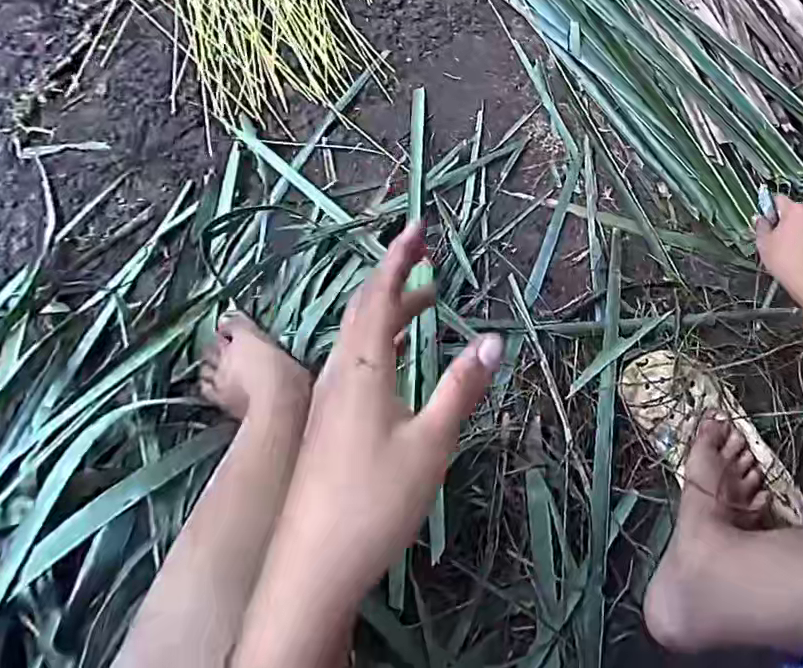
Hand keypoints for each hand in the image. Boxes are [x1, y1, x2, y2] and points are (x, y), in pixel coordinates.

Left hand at [287, 222, 503, 603]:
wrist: (309, 576)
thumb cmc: (375, 502)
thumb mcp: (431, 442)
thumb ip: (460, 387)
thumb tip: (493, 339)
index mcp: (361, 369)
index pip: (380, 296)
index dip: (399, 258)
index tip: (417, 226)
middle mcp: (338, 375)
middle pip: (364, 309)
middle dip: (394, 275)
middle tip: (424, 252)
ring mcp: (327, 402)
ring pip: (357, 336)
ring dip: (389, 309)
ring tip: (425, 299)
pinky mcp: (326, 425)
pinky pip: (354, 360)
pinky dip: (380, 339)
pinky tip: (396, 358)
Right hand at [753, 195, 802, 300]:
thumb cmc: (790, 266)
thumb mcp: (764, 244)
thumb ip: (761, 226)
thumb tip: (761, 221)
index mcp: (796, 211)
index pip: (778, 199)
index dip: (768, 209)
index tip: (765, 218)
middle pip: (794, 211)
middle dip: (784, 222)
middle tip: (774, 238)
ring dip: (797, 233)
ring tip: (787, 251)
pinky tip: (799, 258)